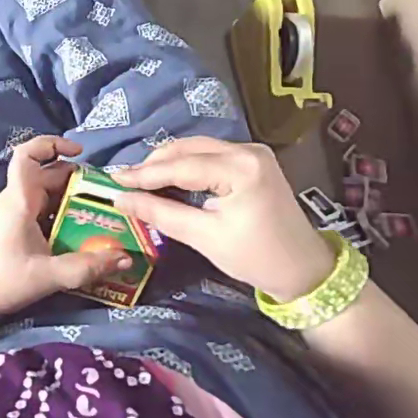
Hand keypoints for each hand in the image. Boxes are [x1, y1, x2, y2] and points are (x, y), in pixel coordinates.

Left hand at [0, 135, 128, 316]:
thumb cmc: (0, 279)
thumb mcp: (47, 275)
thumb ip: (86, 267)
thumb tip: (125, 257)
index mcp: (20, 199)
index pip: (28, 154)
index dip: (52, 144)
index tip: (79, 152)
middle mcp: (18, 200)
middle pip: (49, 175)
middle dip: (78, 181)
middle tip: (107, 196)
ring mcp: (17, 214)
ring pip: (49, 195)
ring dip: (73, 201)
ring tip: (103, 215)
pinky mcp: (18, 230)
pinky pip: (45, 213)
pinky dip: (64, 216)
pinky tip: (84, 233)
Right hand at [108, 138, 334, 300]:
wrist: (305, 269)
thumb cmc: (256, 257)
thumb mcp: (204, 237)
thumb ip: (161, 213)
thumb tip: (121, 200)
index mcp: (241, 168)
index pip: (181, 165)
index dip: (144, 174)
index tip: (113, 180)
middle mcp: (248, 151)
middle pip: (188, 148)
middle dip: (154, 164)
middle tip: (125, 181)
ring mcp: (253, 153)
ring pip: (197, 148)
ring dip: (169, 162)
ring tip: (140, 180)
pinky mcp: (253, 161)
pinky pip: (210, 155)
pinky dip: (186, 165)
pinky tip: (168, 178)